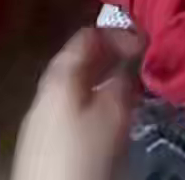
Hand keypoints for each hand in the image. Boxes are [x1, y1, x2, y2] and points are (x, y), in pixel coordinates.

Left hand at [11, 27, 143, 179]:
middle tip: (141, 63)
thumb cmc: (85, 152)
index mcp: (60, 74)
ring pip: (77, 85)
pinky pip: (71, 107)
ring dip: (105, 80)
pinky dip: (94, 101)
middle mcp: (45, 90)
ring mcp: (40, 118)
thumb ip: (125, 74)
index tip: (145, 43)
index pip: (90, 34)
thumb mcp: (116, 108)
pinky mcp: (42, 144)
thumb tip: (131, 60)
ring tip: (131, 90)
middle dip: (113, 56)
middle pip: (81, 59)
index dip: (119, 33)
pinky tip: (109, 117)